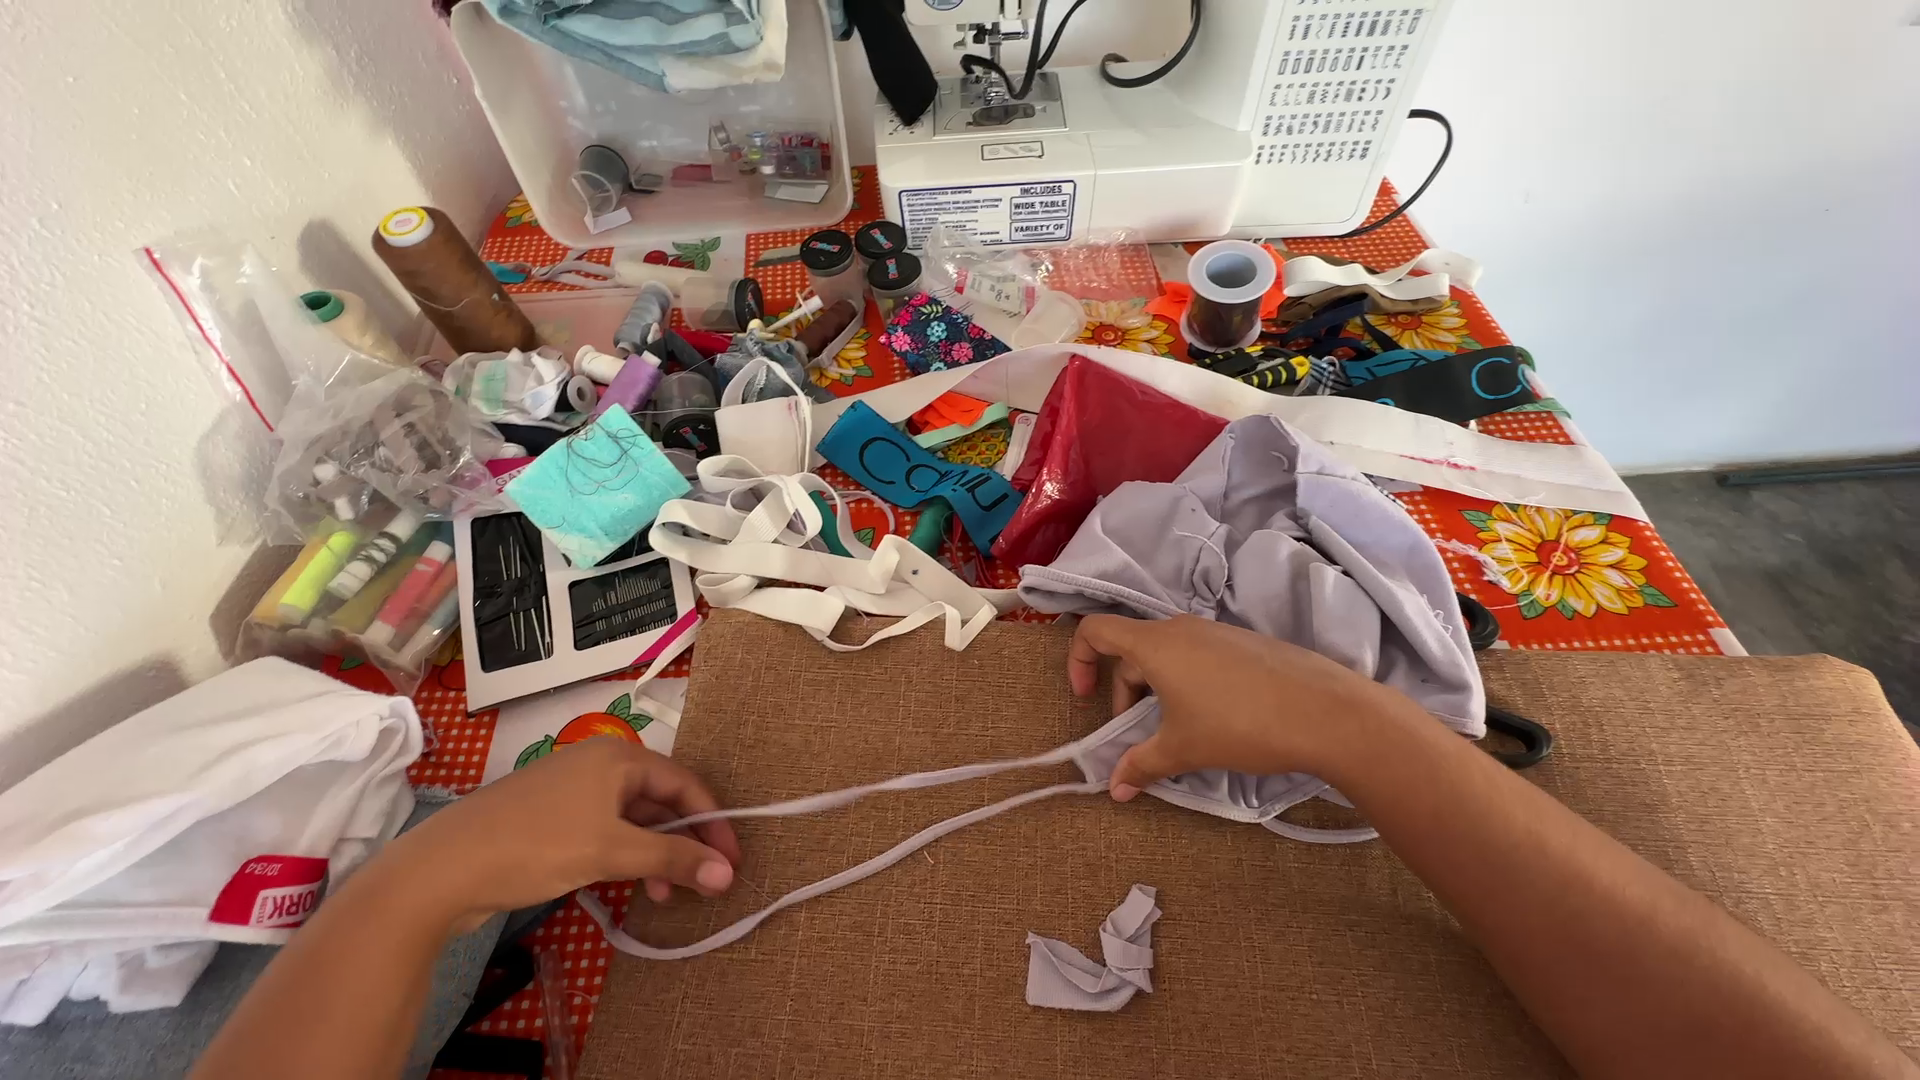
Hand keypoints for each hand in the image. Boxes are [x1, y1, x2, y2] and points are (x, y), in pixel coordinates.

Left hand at [383, 738, 740, 931]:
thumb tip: (728, 874)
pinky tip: (628, 885)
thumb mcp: (612, 852)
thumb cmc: (536, 845)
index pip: (686, 784)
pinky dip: (624, 855)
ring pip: (632, 819)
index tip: (731, 861)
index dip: (713, 823)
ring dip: (654, 855)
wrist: (439, 870)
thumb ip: (672, 860)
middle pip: (660, 801)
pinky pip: (605, 830)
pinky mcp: (551, 817)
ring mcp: (573, 790)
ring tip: (663, 895)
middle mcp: (600, 764)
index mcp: (620, 757)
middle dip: (683, 842)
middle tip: (702, 882)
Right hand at [1067, 614, 1424, 799]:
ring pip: (1166, 655)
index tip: (1086, 700)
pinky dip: (1186, 683)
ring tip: (1176, 731)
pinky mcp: (1243, 643)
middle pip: (1131, 650)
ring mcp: (1215, 632)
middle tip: (1136, 734)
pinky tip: (1213, 719)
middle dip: (1123, 693)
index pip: (1095, 630)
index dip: (1079, 660)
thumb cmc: (1239, 725)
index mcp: (1154, 644)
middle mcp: (1179, 628)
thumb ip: (1141, 765)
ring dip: (1155, 691)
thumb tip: (1115, 790)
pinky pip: (1197, 656)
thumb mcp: (1183, 749)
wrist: (1327, 713)